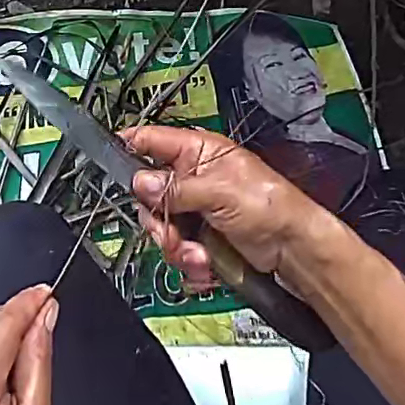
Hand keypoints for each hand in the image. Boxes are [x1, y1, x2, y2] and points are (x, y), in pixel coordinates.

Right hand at [122, 125, 326, 291]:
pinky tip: (207, 264)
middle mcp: (193, 178)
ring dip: (177, 247)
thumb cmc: (271, 205)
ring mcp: (195, 208)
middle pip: (149, 194)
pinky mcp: (201, 237)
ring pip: (161, 228)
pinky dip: (189, 263)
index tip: (110, 158)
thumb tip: (141, 182)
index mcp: (199, 152)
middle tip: (174, 231)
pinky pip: (177, 250)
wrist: (293, 249)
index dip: (130, 146)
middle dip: (160, 221)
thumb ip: (177, 188)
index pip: (153, 141)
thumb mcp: (220, 191)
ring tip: (200, 254)